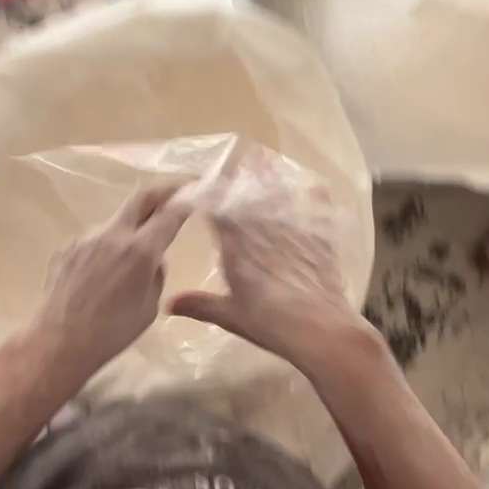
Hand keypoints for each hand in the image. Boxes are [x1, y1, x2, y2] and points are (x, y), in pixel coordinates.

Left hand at [23, 183, 193, 388]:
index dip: (186, 201)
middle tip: (175, 191)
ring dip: (128, 233)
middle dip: (163, 190)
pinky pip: (94, 242)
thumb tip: (151, 260)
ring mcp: (86, 238)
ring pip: (115, 224)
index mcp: (140, 251)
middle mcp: (113, 235)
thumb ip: (155, 275)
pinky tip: (99, 277)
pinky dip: (105, 251)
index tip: (195, 195)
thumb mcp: (149, 307)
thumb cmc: (111, 332)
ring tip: (126, 264)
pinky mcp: (67, 247)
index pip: (170, 214)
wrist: (59, 341)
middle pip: (141, 197)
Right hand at [168, 176, 372, 369]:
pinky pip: (317, 212)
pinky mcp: (320, 241)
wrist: (318, 328)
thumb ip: (199, 305)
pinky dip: (315, 199)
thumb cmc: (268, 323)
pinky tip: (316, 187)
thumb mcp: (229, 316)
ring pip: (279, 198)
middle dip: (238, 180)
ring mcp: (294, 232)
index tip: (200, 186)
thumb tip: (168, 304)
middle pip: (248, 197)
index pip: (217, 210)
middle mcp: (264, 230)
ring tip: (264, 160)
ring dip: (270, 179)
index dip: (208, 194)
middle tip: (233, 163)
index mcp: (237, 246)